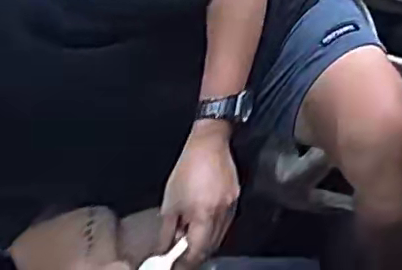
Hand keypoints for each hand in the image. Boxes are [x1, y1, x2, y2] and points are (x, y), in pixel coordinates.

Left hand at [159, 124, 238, 268]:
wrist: (209, 143)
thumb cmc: (187, 171)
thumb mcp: (170, 204)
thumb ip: (168, 232)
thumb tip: (165, 251)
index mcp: (204, 214)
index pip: (197, 251)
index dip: (184, 263)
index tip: (174, 266)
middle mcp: (222, 211)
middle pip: (211, 246)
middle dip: (195, 255)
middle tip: (180, 257)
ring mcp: (232, 202)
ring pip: (220, 234)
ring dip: (206, 242)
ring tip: (190, 240)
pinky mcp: (236, 194)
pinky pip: (226, 220)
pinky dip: (214, 228)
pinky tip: (203, 223)